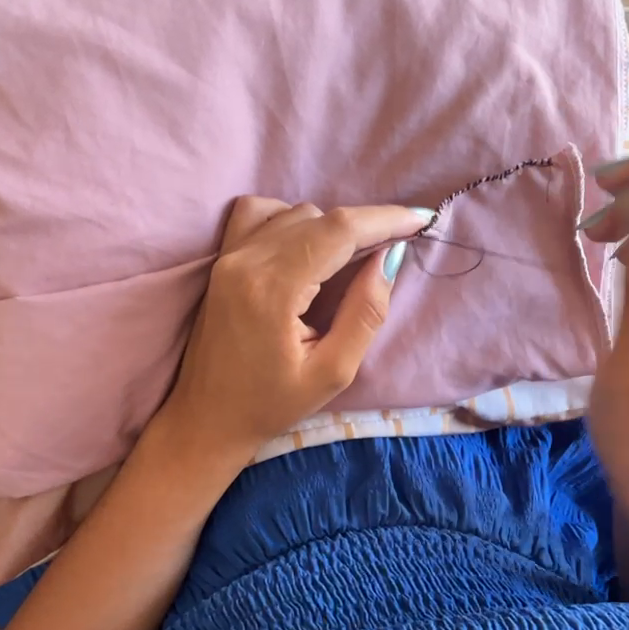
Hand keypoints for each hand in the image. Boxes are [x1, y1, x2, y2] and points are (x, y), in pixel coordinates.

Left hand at [152, 196, 431, 464]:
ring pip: (292, 211)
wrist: (207, 418)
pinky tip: (304, 249)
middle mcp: (246, 261)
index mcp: (273, 289)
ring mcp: (227, 257)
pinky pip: (258, 213)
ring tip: (347, 261)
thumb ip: (365, 313)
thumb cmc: (271, 405)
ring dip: (328, 228)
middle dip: (362, 227)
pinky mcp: (219, 260)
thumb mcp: (332, 373)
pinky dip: (290, 220)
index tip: (421, 219)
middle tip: (389, 252)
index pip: (338, 229)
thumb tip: (389, 256)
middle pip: (318, 216)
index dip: (385, 219)